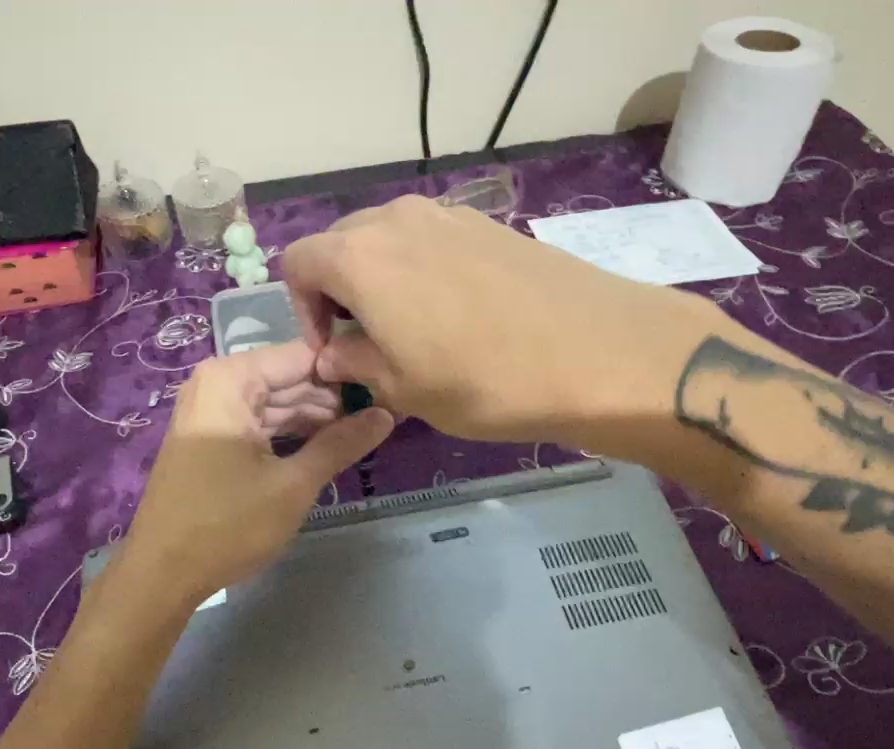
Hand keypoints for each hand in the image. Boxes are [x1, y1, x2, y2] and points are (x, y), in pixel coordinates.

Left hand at [118, 342, 393, 603]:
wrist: (163, 572)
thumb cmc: (228, 524)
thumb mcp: (293, 484)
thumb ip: (341, 444)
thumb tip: (387, 415)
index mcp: (231, 379)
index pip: (304, 356)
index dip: (348, 372)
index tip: (389, 387)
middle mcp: (217, 383)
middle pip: (290, 378)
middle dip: (334, 399)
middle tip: (384, 416)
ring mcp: (210, 410)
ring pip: (277, 404)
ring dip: (316, 420)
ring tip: (363, 435)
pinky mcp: (211, 438)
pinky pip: (260, 424)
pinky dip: (291, 435)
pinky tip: (326, 449)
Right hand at [281, 195, 726, 447]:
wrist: (594, 353)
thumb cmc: (483, 381)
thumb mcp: (403, 389)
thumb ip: (354, 361)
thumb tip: (334, 351)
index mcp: (359, 257)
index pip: (298, 263)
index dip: (303, 310)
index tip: (333, 349)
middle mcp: (396, 219)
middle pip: (340, 244)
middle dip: (339, 292)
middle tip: (367, 342)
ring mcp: (447, 215)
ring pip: (386, 240)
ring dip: (380, 281)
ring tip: (412, 330)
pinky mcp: (487, 223)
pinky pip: (430, 240)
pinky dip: (420, 270)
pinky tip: (455, 314)